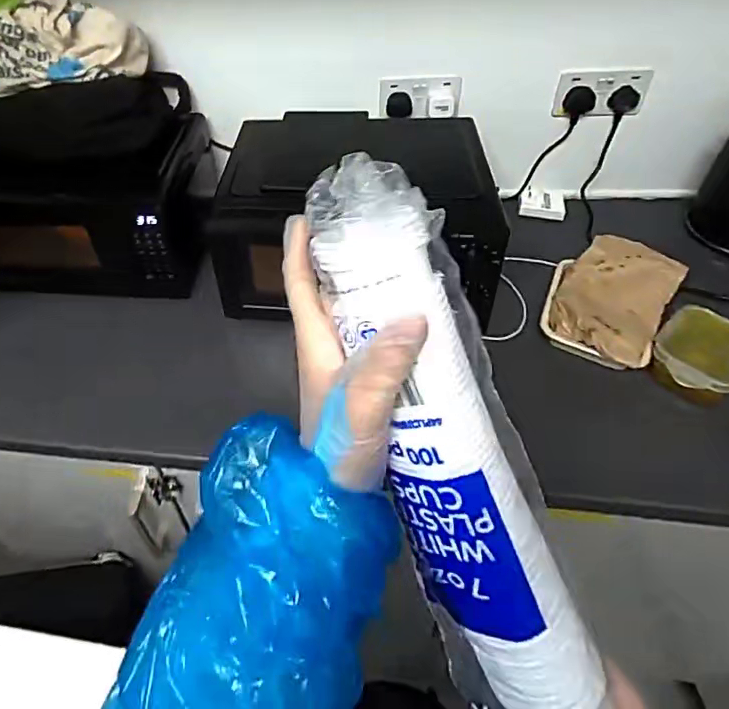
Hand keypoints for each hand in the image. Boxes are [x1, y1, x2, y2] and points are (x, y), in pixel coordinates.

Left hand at [283, 216, 425, 491]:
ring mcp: (352, 369)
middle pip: (336, 293)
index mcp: (317, 346)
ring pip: (364, 316)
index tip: (308, 217)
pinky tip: (428, 321)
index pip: (300, 287)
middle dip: (351, 261)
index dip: (300, 249)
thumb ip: (382, 370)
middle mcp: (332, 350)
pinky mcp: (373, 385)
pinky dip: (404, 326)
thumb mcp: (357, 411)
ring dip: (383, 291)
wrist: (339, 511)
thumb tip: (413, 318)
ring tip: (412, 269)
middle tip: (381, 235)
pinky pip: (387, 342)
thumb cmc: (335, 462)